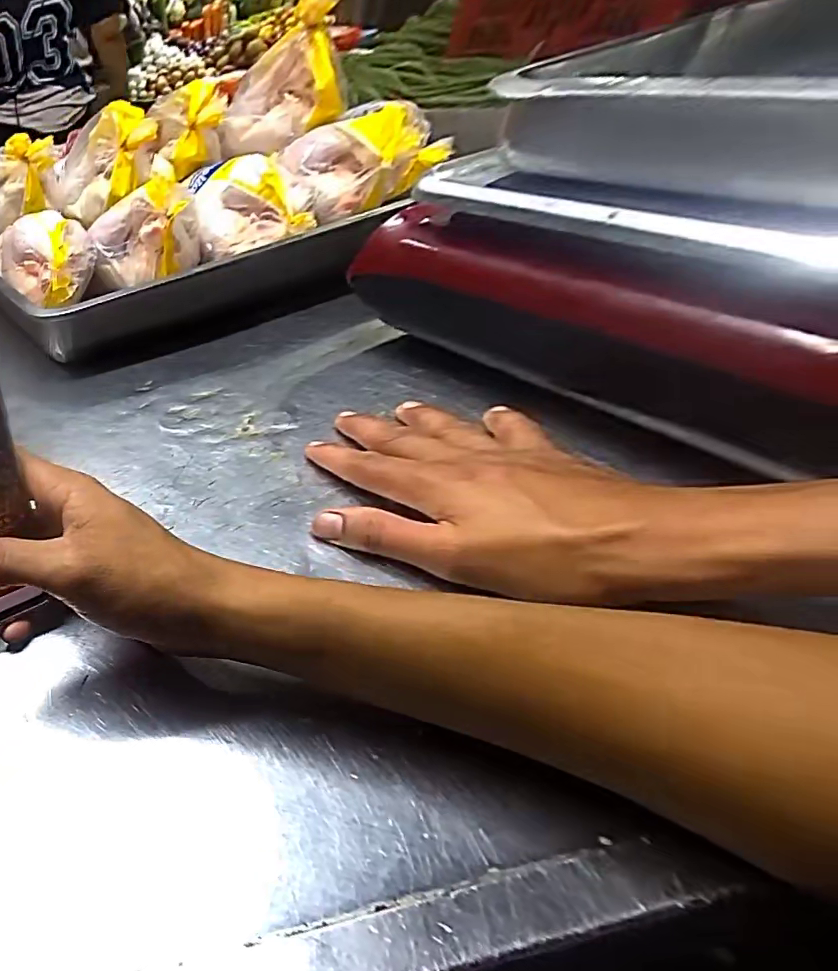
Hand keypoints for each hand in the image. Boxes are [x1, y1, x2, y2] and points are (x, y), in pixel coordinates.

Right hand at [0, 451, 240, 655]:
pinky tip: (8, 626)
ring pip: (20, 551)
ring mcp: (74, 546)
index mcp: (64, 492)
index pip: (8, 463)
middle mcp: (65, 513)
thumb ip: (9, 562)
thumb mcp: (68, 568)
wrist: (202, 615)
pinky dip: (24, 600)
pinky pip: (41, 582)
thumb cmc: (139, 578)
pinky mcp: (82, 577)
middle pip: (7, 511)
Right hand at [304, 402, 692, 603]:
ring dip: (422, 420)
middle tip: (344, 417)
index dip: (341, 460)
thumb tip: (323, 518)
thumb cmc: (543, 562)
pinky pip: (517, 432)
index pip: (375, 471)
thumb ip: (385, 536)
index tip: (314, 447)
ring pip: (453, 431)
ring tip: (400, 407)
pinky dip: (498, 420)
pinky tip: (493, 413)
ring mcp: (512, 458)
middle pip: (408, 444)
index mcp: (437, 489)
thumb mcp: (451, 559)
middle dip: (372, 432)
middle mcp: (466, 465)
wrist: (656, 541)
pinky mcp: (554, 460)